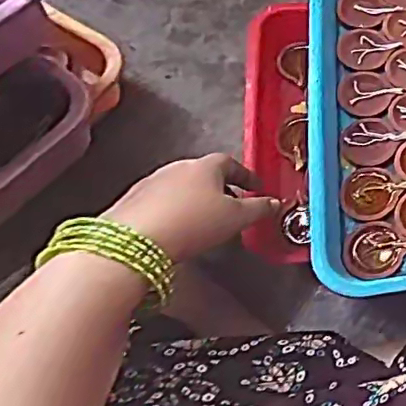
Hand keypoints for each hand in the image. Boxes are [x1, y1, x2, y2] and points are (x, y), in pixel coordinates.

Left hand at [102, 154, 279, 264]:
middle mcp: (178, 167)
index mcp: (206, 166)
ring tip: (205, 220)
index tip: (256, 187)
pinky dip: (174, 210)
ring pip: (181, 187)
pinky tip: (177, 228)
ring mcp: (151, 182)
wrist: (133, 242)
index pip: (232, 163)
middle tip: (232, 205)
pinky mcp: (130, 201)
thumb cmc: (193, 223)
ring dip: (195, 199)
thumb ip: (259, 208)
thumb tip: (275, 203)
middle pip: (205, 173)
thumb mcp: (237, 218)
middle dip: (221, 188)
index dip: (246, 176)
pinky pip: (160, 201)